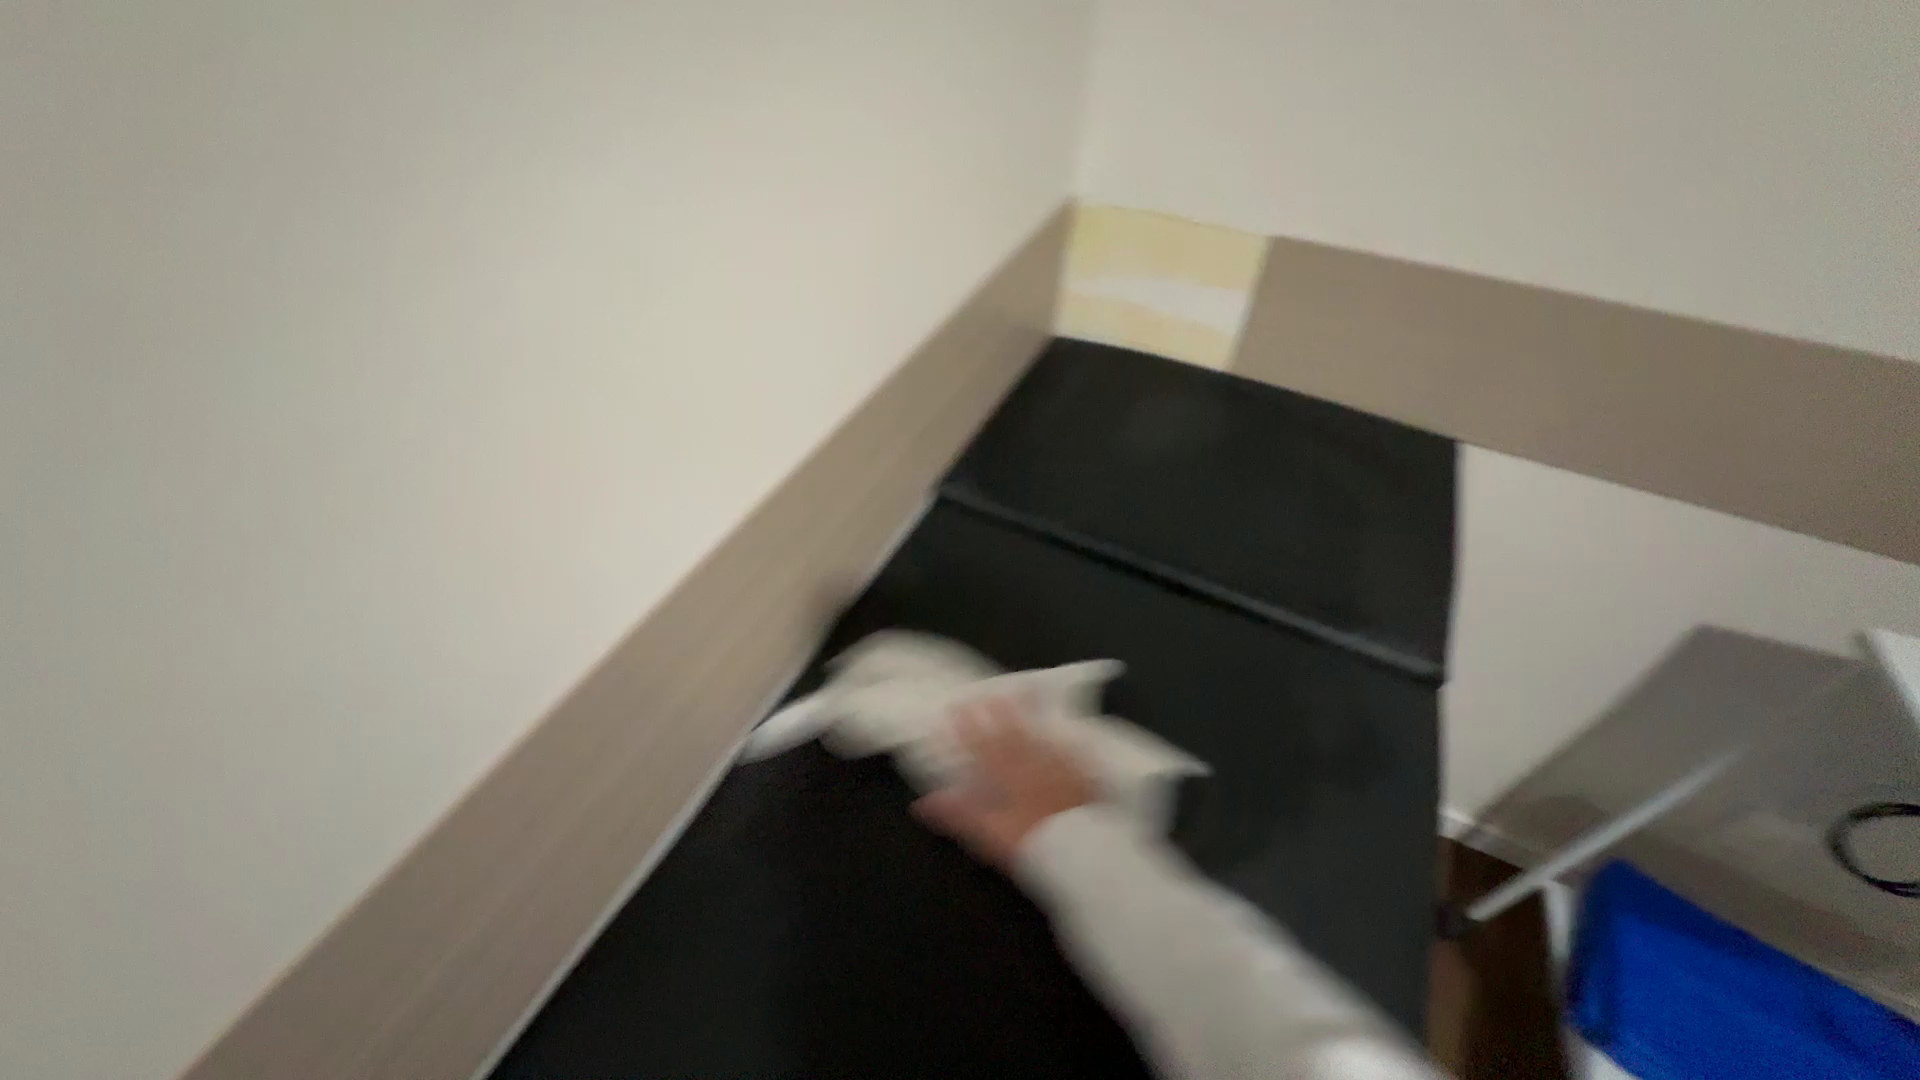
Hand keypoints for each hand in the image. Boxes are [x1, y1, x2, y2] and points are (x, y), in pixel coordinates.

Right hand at [911, 697, 1095, 870]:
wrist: (1079, 853)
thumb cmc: (1028, 845)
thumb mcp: (986, 833)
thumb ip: (957, 814)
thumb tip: (925, 803)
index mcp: (1005, 777)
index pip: (981, 745)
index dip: (966, 726)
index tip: (956, 707)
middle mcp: (1030, 765)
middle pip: (1011, 733)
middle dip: (997, 711)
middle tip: (988, 692)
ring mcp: (1058, 767)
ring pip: (1040, 735)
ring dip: (1030, 713)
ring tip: (1025, 691)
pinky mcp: (1082, 775)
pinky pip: (1074, 751)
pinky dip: (1069, 740)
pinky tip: (1071, 731)